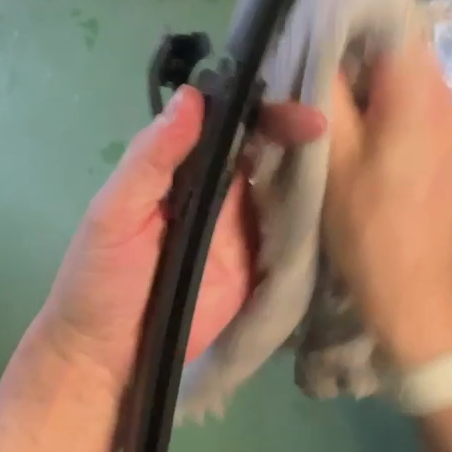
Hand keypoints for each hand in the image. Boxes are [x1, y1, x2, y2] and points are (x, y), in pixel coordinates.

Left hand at [32, 87, 325, 399]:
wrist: (105, 355)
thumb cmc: (99, 278)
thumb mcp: (115, 212)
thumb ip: (151, 158)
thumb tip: (191, 96)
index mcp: (182, 172)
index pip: (228, 129)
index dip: (263, 112)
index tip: (300, 107)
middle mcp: (217, 196)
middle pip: (265, 154)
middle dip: (299, 137)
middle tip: (335, 128)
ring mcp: (240, 234)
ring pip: (284, 193)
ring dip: (314, 175)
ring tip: (352, 161)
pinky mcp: (256, 272)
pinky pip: (291, 240)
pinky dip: (314, 224)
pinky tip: (342, 208)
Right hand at [323, 36, 451, 367]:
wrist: (418, 296)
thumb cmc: (368, 228)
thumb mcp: (333, 160)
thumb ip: (325, 95)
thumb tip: (312, 42)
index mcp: (419, 96)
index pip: (395, 22)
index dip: (353, 17)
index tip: (314, 30)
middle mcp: (450, 102)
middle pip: (403, 51)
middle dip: (357, 56)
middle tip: (314, 79)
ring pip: (411, 83)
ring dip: (373, 87)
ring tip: (336, 114)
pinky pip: (422, 112)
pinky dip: (391, 113)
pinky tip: (366, 144)